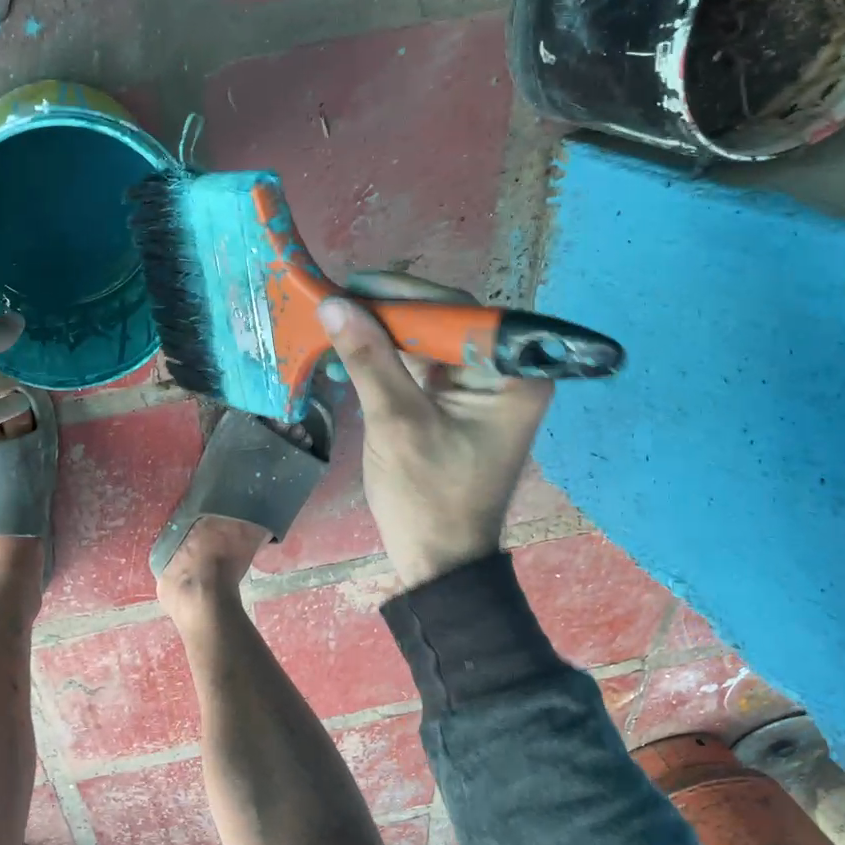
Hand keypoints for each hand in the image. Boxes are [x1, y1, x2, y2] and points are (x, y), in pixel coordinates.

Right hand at [320, 272, 553, 588]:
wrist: (438, 560)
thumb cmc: (427, 498)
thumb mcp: (395, 424)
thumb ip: (368, 359)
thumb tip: (333, 304)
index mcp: (512, 375)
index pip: (456, 313)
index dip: (401, 295)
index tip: (352, 284)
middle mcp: (504, 373)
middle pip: (441, 324)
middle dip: (385, 315)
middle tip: (335, 305)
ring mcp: (480, 391)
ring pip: (426, 345)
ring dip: (380, 339)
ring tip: (332, 329)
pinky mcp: (457, 406)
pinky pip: (420, 370)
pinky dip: (385, 364)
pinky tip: (348, 357)